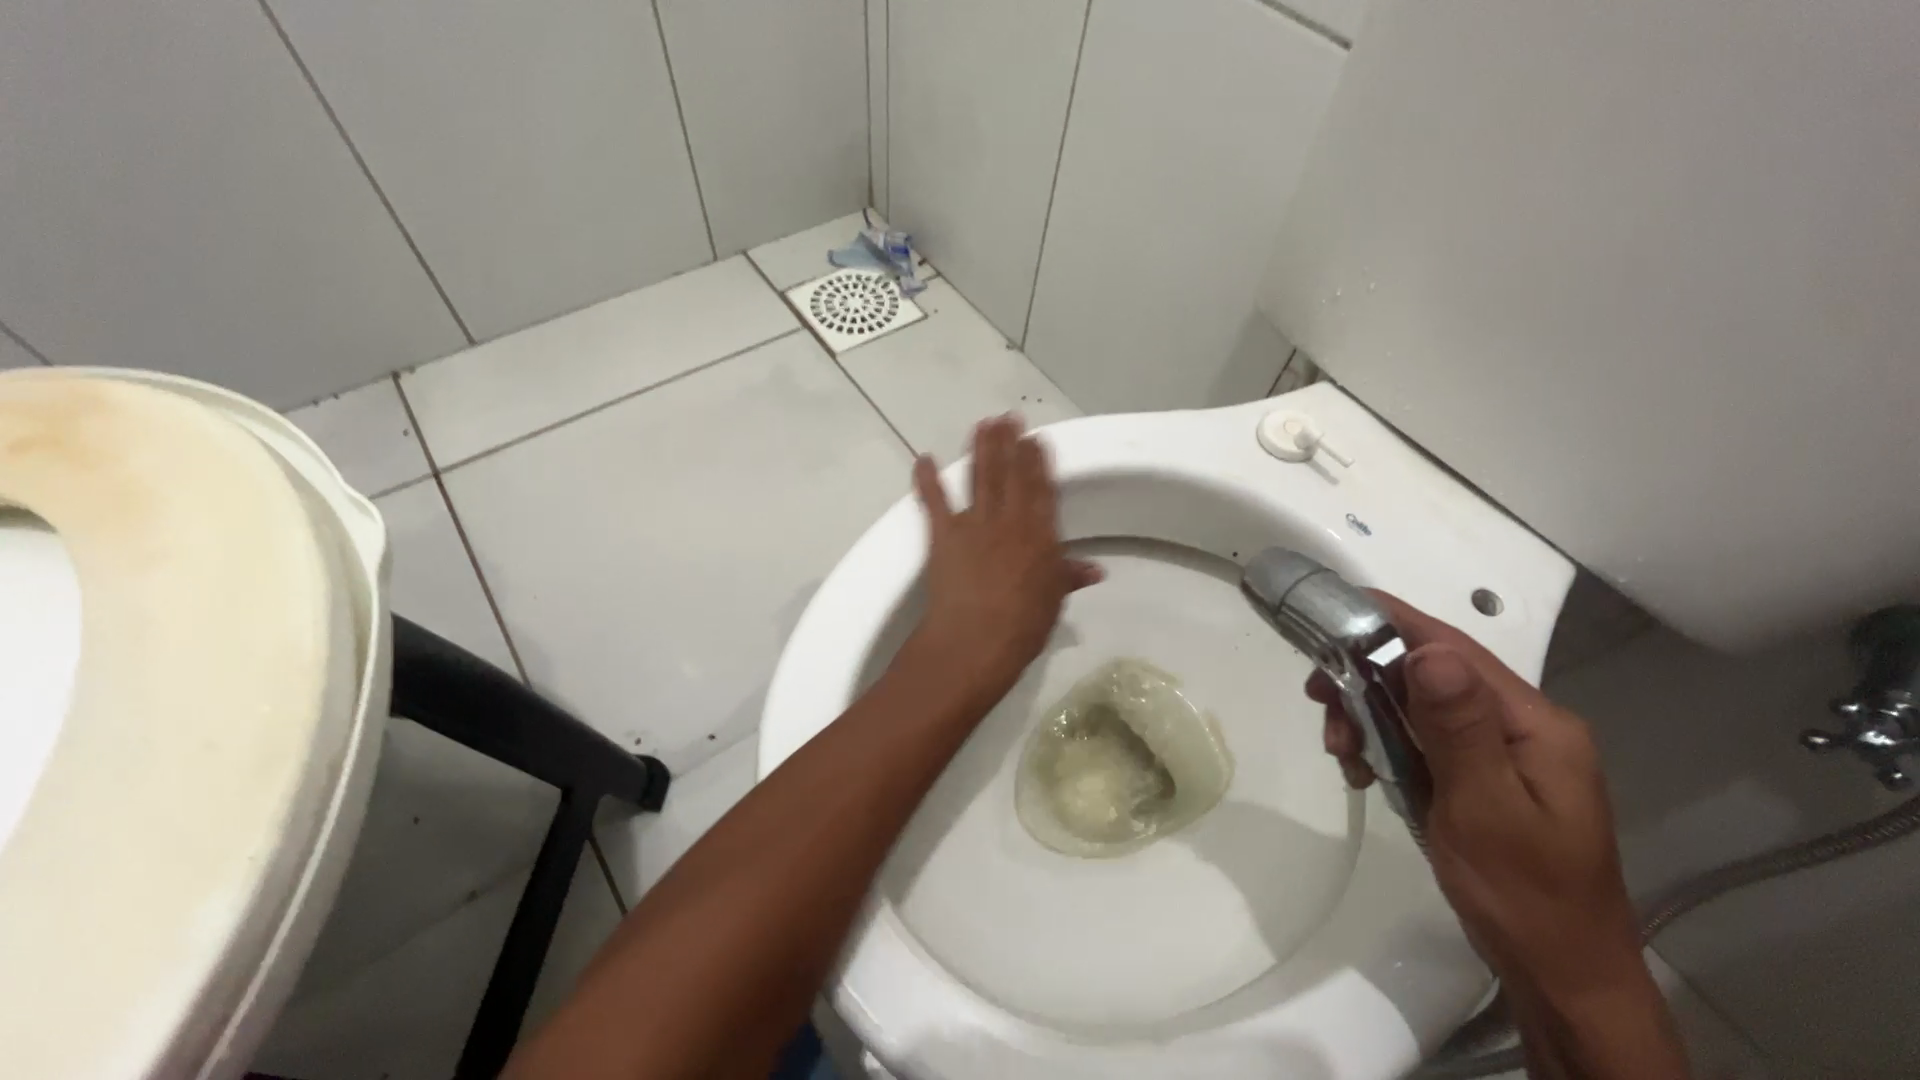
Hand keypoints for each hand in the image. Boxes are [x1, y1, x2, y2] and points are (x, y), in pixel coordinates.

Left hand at [907, 414, 1102, 707]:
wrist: (975, 640)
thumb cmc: (1022, 627)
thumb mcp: (1053, 601)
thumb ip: (1069, 577)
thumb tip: (1095, 569)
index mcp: (1040, 535)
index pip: (1042, 489)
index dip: (1038, 461)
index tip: (1036, 439)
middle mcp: (1009, 520)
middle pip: (1011, 473)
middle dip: (1011, 443)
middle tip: (1008, 418)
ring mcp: (974, 524)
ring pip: (980, 477)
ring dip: (981, 448)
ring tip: (983, 424)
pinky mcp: (942, 535)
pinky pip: (933, 500)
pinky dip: (926, 479)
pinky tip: (922, 459)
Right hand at [1309, 594, 1642, 1001]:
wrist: (1563, 975)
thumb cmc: (1522, 894)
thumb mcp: (1483, 807)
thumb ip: (1457, 726)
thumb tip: (1429, 651)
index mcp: (1534, 724)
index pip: (1455, 650)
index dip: (1392, 624)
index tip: (1332, 611)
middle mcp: (1524, 727)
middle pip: (1433, 675)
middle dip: (1370, 683)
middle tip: (1322, 709)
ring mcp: (1506, 754)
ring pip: (1422, 708)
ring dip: (1373, 719)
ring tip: (1344, 755)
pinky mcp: (1486, 780)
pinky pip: (1427, 742)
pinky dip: (1389, 748)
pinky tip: (1367, 773)